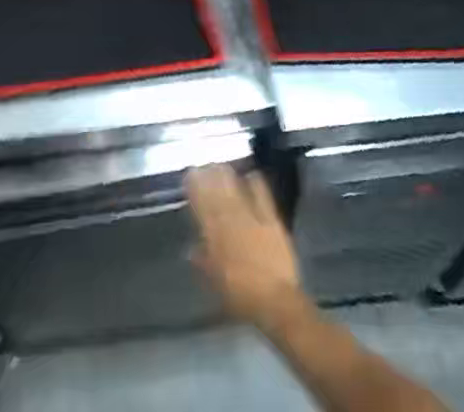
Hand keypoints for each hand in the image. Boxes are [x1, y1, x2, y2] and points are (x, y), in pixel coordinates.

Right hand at [184, 164, 306, 330]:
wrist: (274, 300)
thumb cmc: (240, 296)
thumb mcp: (215, 281)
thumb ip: (203, 262)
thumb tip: (191, 249)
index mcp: (215, 240)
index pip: (202, 209)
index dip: (195, 190)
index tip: (190, 174)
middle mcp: (231, 225)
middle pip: (218, 197)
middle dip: (210, 179)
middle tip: (204, 163)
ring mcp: (253, 221)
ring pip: (236, 194)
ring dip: (228, 178)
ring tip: (221, 164)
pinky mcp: (272, 222)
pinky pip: (263, 199)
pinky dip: (257, 185)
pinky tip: (252, 173)